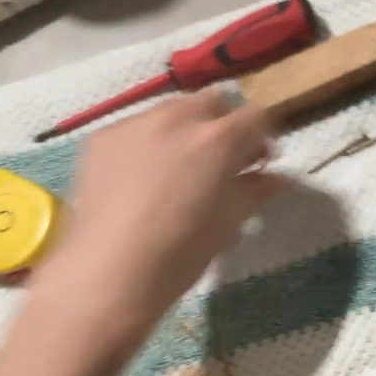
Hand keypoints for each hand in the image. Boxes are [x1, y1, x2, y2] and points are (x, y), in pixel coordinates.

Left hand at [29, 90, 281, 349]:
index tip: (260, 162)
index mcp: (218, 139)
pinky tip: (142, 179)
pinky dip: (149, 144)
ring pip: (171, 111)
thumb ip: (254, 191)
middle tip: (223, 160)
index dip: (262, 138)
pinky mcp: (102, 138)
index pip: (255, 117)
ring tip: (180, 168)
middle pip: (212, 103)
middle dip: (224, 125)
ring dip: (185, 130)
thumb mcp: (228, 223)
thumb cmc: (181, 253)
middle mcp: (178, 118)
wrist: (110, 271)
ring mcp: (135, 124)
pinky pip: (136, 129)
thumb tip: (273, 179)